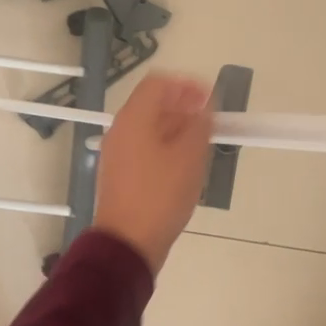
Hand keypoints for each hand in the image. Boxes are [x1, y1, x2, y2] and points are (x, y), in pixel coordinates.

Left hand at [94, 73, 214, 274]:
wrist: (128, 242)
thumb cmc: (160, 196)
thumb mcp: (190, 157)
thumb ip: (200, 124)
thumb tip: (205, 107)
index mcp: (133, 119)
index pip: (158, 83)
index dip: (186, 85)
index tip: (209, 99)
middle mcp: (119, 131)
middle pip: (152, 105)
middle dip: (183, 108)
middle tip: (209, 124)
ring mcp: (116, 154)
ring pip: (148, 129)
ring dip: (176, 130)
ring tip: (201, 147)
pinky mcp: (119, 175)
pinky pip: (143, 149)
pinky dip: (164, 148)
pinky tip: (183, 168)